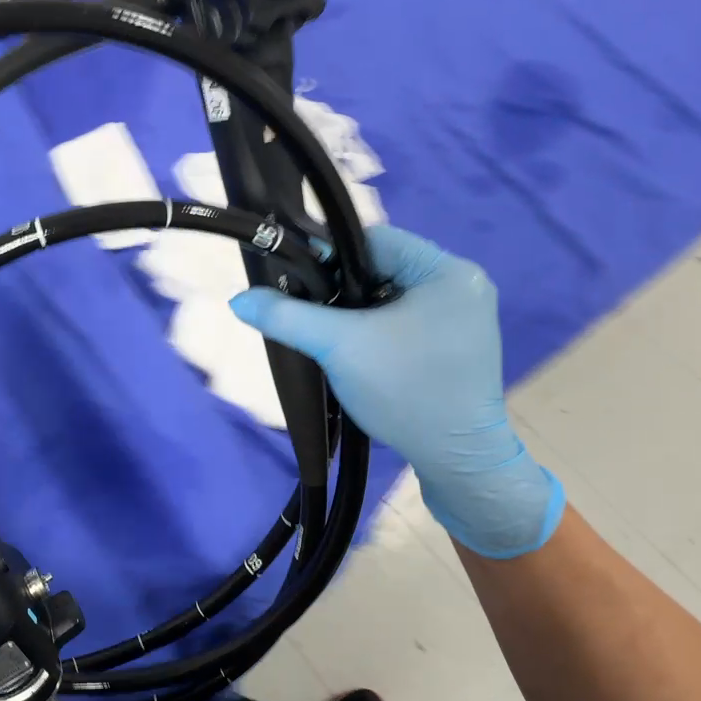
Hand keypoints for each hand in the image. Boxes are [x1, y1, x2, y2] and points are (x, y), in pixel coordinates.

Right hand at [228, 225, 563, 558]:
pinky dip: (372, 325)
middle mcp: (461, 284)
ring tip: (326, 330)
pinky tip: (352, 346)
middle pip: (380, 265)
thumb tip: (238, 299)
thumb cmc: (405, 390)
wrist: (456, 460)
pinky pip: (401, 316)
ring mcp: (462, 315)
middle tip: (309, 308)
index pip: (374, 240)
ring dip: (354, 308)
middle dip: (341, 286)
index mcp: (448, 270)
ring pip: (387, 292)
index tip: (298, 281)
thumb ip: (286, 316)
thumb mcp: (337, 346)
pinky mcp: (454, 342)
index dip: (330, 255)